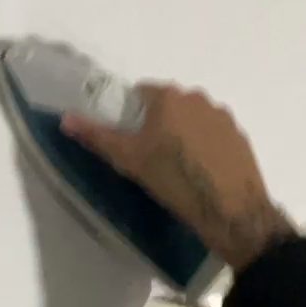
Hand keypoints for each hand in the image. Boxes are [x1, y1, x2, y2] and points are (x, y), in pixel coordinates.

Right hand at [63, 84, 291, 269]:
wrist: (232, 213)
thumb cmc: (174, 179)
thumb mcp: (129, 159)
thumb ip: (96, 134)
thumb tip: (65, 117)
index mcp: (169, 97)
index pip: (141, 93)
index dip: (132, 115)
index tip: (130, 140)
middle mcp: (198, 97)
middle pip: (168, 105)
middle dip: (157, 123)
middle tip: (150, 155)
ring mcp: (223, 117)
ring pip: (192, 119)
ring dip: (182, 133)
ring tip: (176, 166)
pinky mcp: (240, 137)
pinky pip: (213, 134)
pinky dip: (204, 145)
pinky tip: (200, 171)